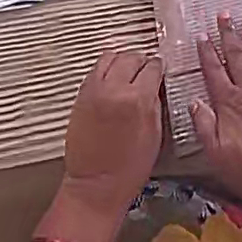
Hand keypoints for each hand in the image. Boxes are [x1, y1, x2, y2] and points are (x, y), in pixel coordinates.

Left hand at [62, 49, 164, 217]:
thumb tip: (155, 84)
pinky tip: (112, 82)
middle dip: (141, 63)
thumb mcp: (155, 134)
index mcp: (137, 99)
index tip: (160, 71)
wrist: (95, 186)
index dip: (159, 68)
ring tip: (127, 74)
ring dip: (122, 62)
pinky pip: (96, 69)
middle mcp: (114, 88)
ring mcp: (94, 89)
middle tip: (145, 73)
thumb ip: (155, 101)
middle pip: (131, 57)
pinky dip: (106, 69)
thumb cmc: (128, 168)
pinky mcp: (81, 94)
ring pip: (111, 56)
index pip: (152, 67)